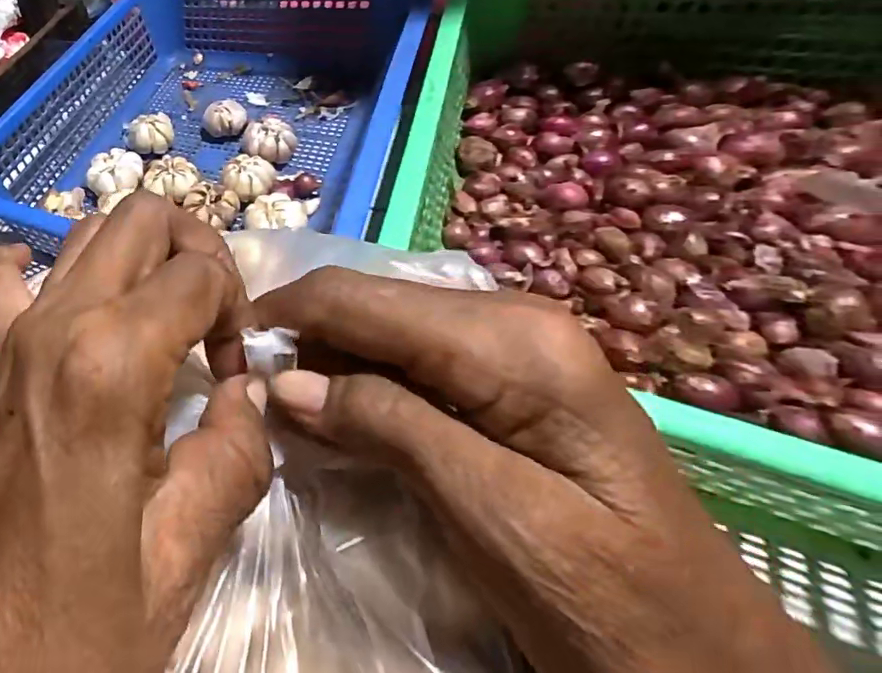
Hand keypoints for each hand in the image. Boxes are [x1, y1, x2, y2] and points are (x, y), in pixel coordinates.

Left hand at [0, 193, 270, 672]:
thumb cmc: (73, 610)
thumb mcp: (180, 556)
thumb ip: (232, 458)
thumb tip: (250, 393)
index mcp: (112, 363)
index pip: (199, 272)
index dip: (236, 313)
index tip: (232, 378)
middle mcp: (58, 321)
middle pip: (139, 218)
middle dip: (193, 249)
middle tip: (210, 321)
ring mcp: (13, 326)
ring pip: (83, 231)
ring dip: (136, 253)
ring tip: (159, 315)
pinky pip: (8, 271)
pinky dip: (46, 264)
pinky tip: (71, 298)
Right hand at [256, 268, 830, 672]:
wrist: (710, 662)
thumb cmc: (611, 600)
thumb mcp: (494, 515)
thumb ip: (389, 428)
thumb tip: (281, 382)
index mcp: (514, 341)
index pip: (356, 299)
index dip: (279, 318)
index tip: (225, 357)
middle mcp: (509, 316)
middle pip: (359, 300)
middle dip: (296, 337)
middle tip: (250, 390)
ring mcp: (504, 338)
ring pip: (369, 321)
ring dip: (319, 358)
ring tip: (287, 407)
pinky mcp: (494, 367)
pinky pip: (394, 349)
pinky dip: (350, 375)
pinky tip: (336, 412)